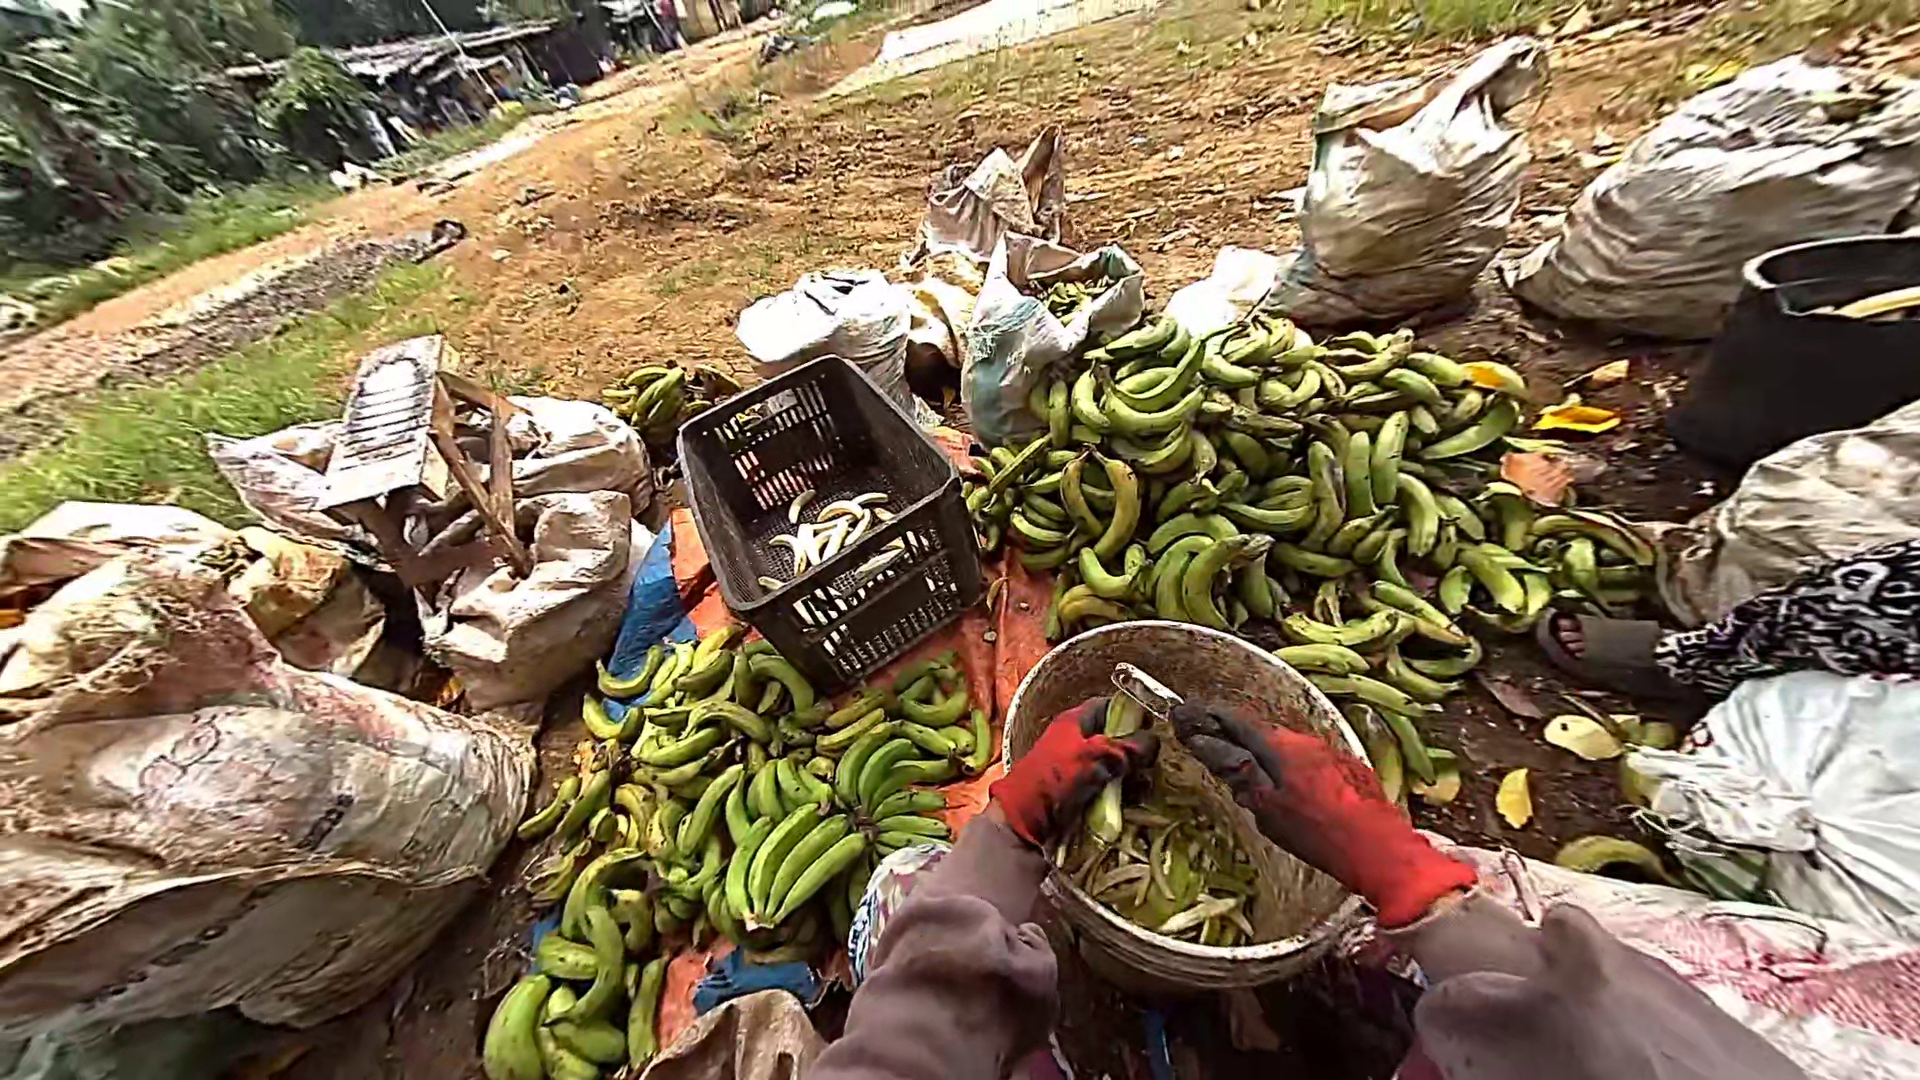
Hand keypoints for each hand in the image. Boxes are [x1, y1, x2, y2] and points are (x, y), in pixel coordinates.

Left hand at [989, 697, 1157, 848]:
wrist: (1024, 821)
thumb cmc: (1056, 779)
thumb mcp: (1095, 757)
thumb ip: (1126, 748)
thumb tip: (1154, 740)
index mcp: (1073, 722)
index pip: (1106, 706)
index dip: (1130, 712)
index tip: (1153, 725)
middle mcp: (1074, 740)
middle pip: (1112, 737)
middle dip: (1133, 749)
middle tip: (1153, 761)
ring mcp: (1075, 766)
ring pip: (1111, 763)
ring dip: (1129, 773)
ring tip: (1146, 784)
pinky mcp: (1077, 790)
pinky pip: (1105, 785)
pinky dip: (1120, 791)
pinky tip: (1133, 799)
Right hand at [1173, 702, 1473, 926]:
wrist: (1387, 855)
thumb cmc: (1319, 833)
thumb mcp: (1267, 807)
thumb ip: (1237, 772)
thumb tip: (1206, 744)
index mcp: (1280, 745)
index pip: (1234, 718)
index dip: (1206, 715)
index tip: (1184, 714)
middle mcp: (1303, 739)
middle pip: (1258, 729)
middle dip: (1232, 733)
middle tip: (1209, 744)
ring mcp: (1328, 752)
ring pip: (1283, 744)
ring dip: (1261, 751)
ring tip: (1247, 771)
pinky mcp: (1347, 768)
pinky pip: (1305, 758)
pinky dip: (1286, 764)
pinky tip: (1287, 787)